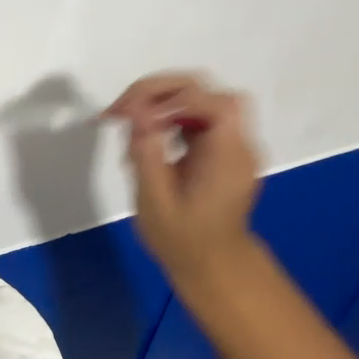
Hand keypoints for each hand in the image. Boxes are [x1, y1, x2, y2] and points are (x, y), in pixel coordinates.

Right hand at [105, 73, 262, 292]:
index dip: (168, 98)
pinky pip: (196, 117)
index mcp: (229, 155)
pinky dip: (168, 117)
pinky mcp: (220, 148)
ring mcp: (231, 144)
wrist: (213, 267)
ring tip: (127, 126)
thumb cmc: (183, 241)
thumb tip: (135, 109)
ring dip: (160, 103)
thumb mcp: (156, 202)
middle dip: (160, 92)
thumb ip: (146, 152)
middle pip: (206, 90)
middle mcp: (238, 142)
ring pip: (200, 99)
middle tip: (120, 111)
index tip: (130, 116)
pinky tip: (145, 139)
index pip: (209, 101)